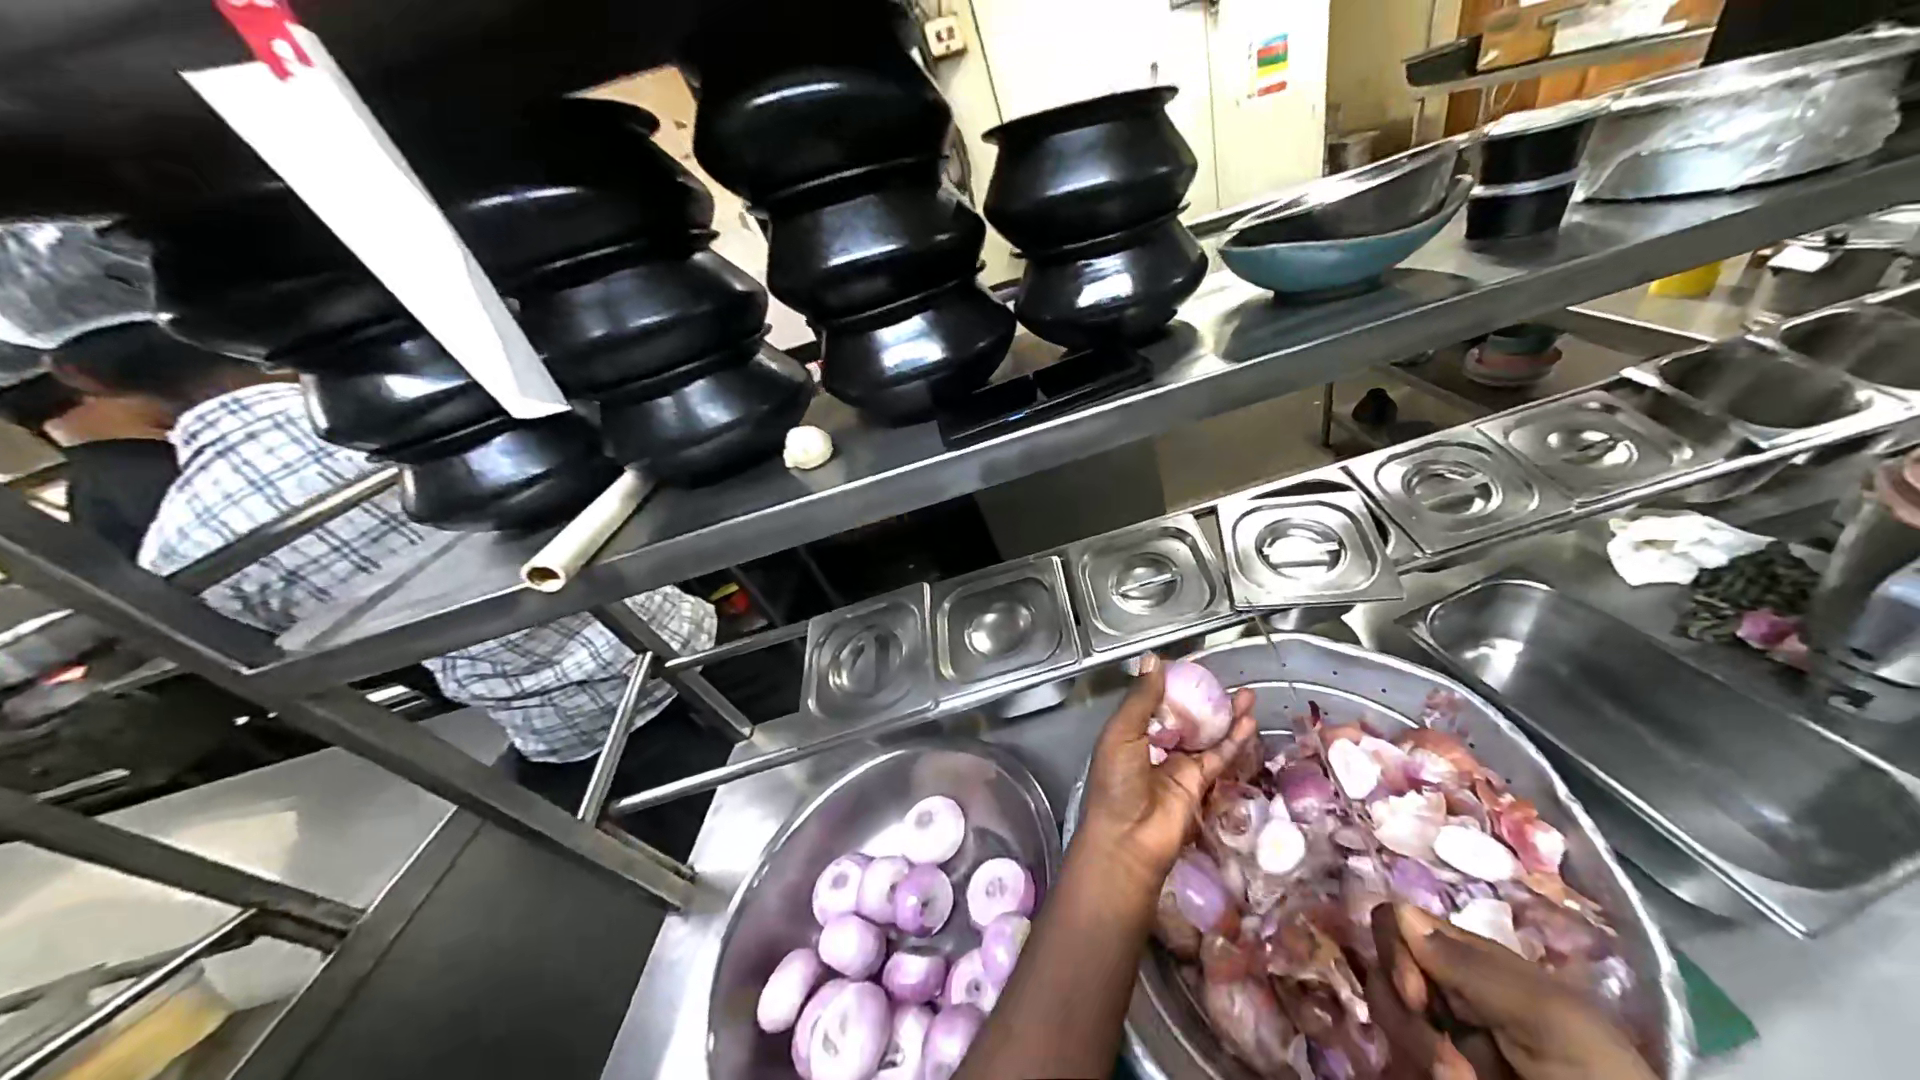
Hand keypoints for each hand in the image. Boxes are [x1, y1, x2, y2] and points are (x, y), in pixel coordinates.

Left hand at [1077, 653, 1256, 887]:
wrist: (1128, 839)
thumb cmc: (1116, 782)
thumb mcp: (1122, 732)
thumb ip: (1141, 698)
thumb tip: (1152, 659)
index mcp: (1130, 732)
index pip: (1155, 702)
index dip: (1174, 686)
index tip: (1193, 667)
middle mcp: (1155, 746)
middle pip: (1185, 718)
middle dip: (1205, 700)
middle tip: (1226, 680)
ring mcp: (1179, 765)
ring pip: (1207, 735)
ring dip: (1227, 716)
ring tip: (1247, 694)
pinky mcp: (1199, 783)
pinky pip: (1220, 756)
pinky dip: (1235, 739)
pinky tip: (1249, 720)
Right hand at [1368, 904, 1656, 1079]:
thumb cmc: (1598, 1077)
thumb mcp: (1549, 1017)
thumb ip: (1472, 964)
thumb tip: (1397, 911)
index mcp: (1476, 963)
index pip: (1403, 924)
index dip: (1394, 948)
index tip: (1414, 992)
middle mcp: (1450, 990)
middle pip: (1383, 968)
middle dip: (1401, 1011)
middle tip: (1447, 1062)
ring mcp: (1441, 1034)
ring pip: (1386, 1013)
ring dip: (1413, 1047)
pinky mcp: (1429, 1063)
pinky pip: (1394, 1052)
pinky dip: (1414, 1065)